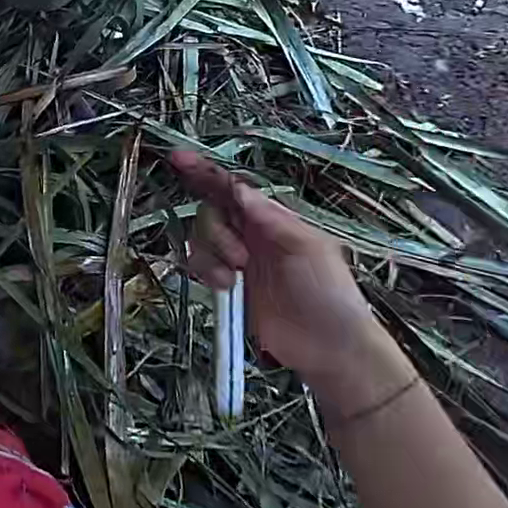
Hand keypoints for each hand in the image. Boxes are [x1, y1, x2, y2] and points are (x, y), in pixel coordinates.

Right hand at [172, 150, 412, 412]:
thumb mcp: (309, 247)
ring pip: (200, 237)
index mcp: (270, 216)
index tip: (178, 158)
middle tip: (239, 256)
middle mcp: (249, 232)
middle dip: (216, 230)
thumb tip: (239, 190)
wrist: (329, 350)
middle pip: (210, 210)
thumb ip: (272, 218)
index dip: (204, 170)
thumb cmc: (329, 292)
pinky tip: (228, 287)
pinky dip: (205, 272)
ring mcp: (235, 258)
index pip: (232, 187)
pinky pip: (198, 264)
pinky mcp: (225, 283)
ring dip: (211, 254)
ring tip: (236, 277)